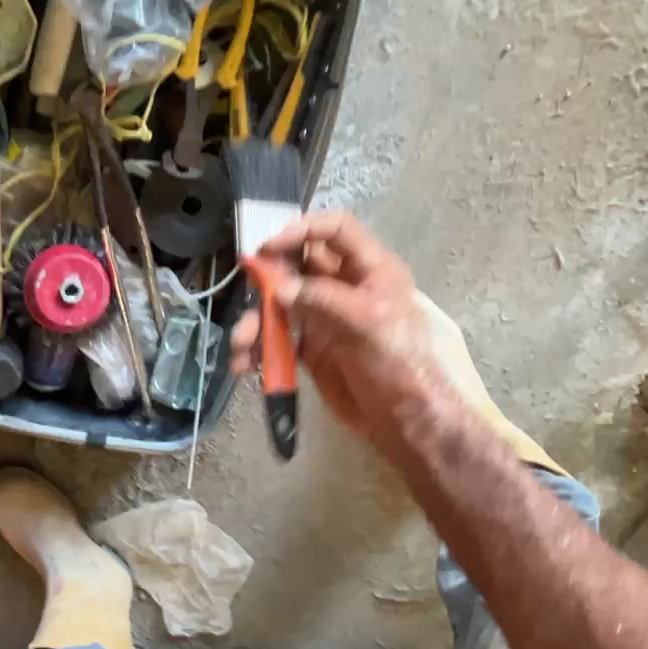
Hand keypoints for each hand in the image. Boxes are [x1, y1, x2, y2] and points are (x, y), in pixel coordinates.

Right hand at [229, 213, 457, 441]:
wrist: (405, 419)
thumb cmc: (401, 363)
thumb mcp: (369, 322)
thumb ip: (323, 299)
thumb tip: (278, 290)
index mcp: (370, 270)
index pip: (336, 230)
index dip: (302, 229)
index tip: (269, 247)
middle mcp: (344, 287)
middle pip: (297, 265)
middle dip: (268, 277)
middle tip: (246, 287)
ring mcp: (325, 318)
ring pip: (279, 304)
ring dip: (255, 322)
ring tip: (242, 346)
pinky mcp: (310, 348)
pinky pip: (276, 339)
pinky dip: (257, 350)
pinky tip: (246, 366)